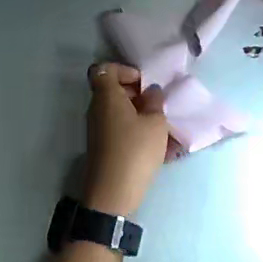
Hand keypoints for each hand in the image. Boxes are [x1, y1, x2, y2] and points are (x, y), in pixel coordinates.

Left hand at [82, 63, 169, 216]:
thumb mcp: (155, 122)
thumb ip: (155, 101)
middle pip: (114, 90)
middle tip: (158, 105)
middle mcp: (98, 109)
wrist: (113, 192)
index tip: (144, 83)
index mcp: (107, 96)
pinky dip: (138, 132)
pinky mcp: (104, 147)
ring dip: (141, 115)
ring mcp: (99, 129)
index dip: (124, 70)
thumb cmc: (135, 150)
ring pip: (120, 112)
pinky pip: (122, 130)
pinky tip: (160, 148)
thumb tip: (150, 91)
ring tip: (164, 129)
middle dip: (138, 94)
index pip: (104, 69)